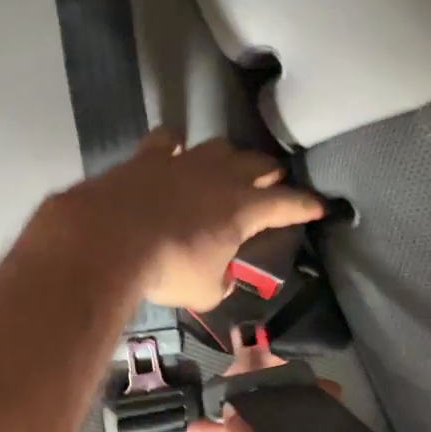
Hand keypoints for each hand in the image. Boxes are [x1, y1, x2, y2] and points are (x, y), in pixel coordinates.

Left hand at [43, 130, 323, 310]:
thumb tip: (218, 278)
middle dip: (271, 174)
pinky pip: (169, 140)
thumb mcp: (203, 291)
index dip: (307, 205)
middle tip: (274, 183)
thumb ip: (218, 282)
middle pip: (258, 164)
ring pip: (219, 146)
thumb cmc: (166, 269)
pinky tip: (174, 148)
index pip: (288, 203)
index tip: (321, 206)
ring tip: (230, 165)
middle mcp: (221, 176)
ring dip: (230, 156)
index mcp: (244, 208)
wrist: (109, 239)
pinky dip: (176, 144)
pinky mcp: (148, 156)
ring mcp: (184, 161)